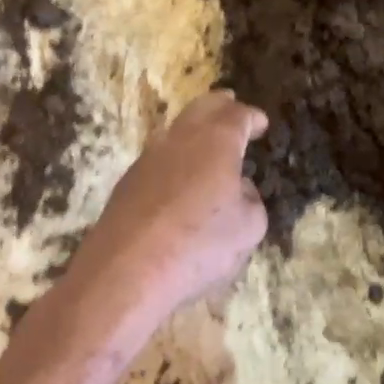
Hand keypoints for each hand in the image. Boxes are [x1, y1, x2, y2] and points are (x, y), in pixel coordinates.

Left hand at [66, 91, 269, 321]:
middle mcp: (181, 138)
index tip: (261, 124)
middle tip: (233, 110)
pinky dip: (175, 161)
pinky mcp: (126, 185)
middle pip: (202, 107)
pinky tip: (180, 183)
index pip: (238, 114)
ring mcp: (148, 159)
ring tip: (208, 147)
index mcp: (217, 139)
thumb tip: (238, 189)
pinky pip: (159, 160)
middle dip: (221, 107)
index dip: (252, 117)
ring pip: (176, 131)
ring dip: (194, 133)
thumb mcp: (249, 228)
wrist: (122, 275)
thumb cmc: (198, 245)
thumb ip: (250, 200)